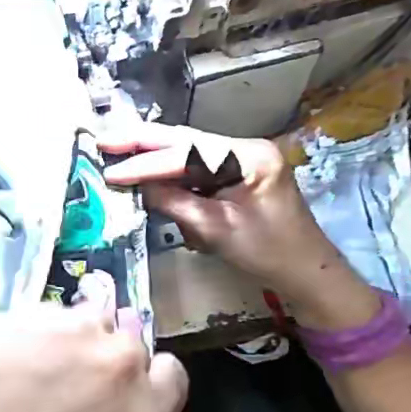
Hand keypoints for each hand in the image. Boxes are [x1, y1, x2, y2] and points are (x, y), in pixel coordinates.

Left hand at [0, 303, 187, 411]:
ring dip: (72, 334)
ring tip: (33, 360)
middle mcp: (120, 368)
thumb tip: (108, 409)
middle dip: (107, 353)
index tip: (119, 390)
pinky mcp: (27, 313)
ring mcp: (73, 334)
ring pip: (90, 316)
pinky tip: (3, 354)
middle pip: (130, 338)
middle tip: (69, 375)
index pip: (170, 376)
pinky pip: (47, 311)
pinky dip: (33, 326)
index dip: (145, 381)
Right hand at [97, 122, 379, 329]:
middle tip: (104, 139)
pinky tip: (144, 171)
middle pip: (185, 141)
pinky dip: (170, 172)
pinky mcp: (236, 174)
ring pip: (187, 152)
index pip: (186, 155)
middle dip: (143, 142)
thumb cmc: (268, 252)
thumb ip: (174, 203)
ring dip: (153, 155)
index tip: (110, 171)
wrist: (306, 272)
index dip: (145, 164)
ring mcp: (242, 158)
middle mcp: (245, 147)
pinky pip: (196, 168)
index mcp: (248, 156)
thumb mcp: (216, 229)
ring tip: (116, 151)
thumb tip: (134, 186)